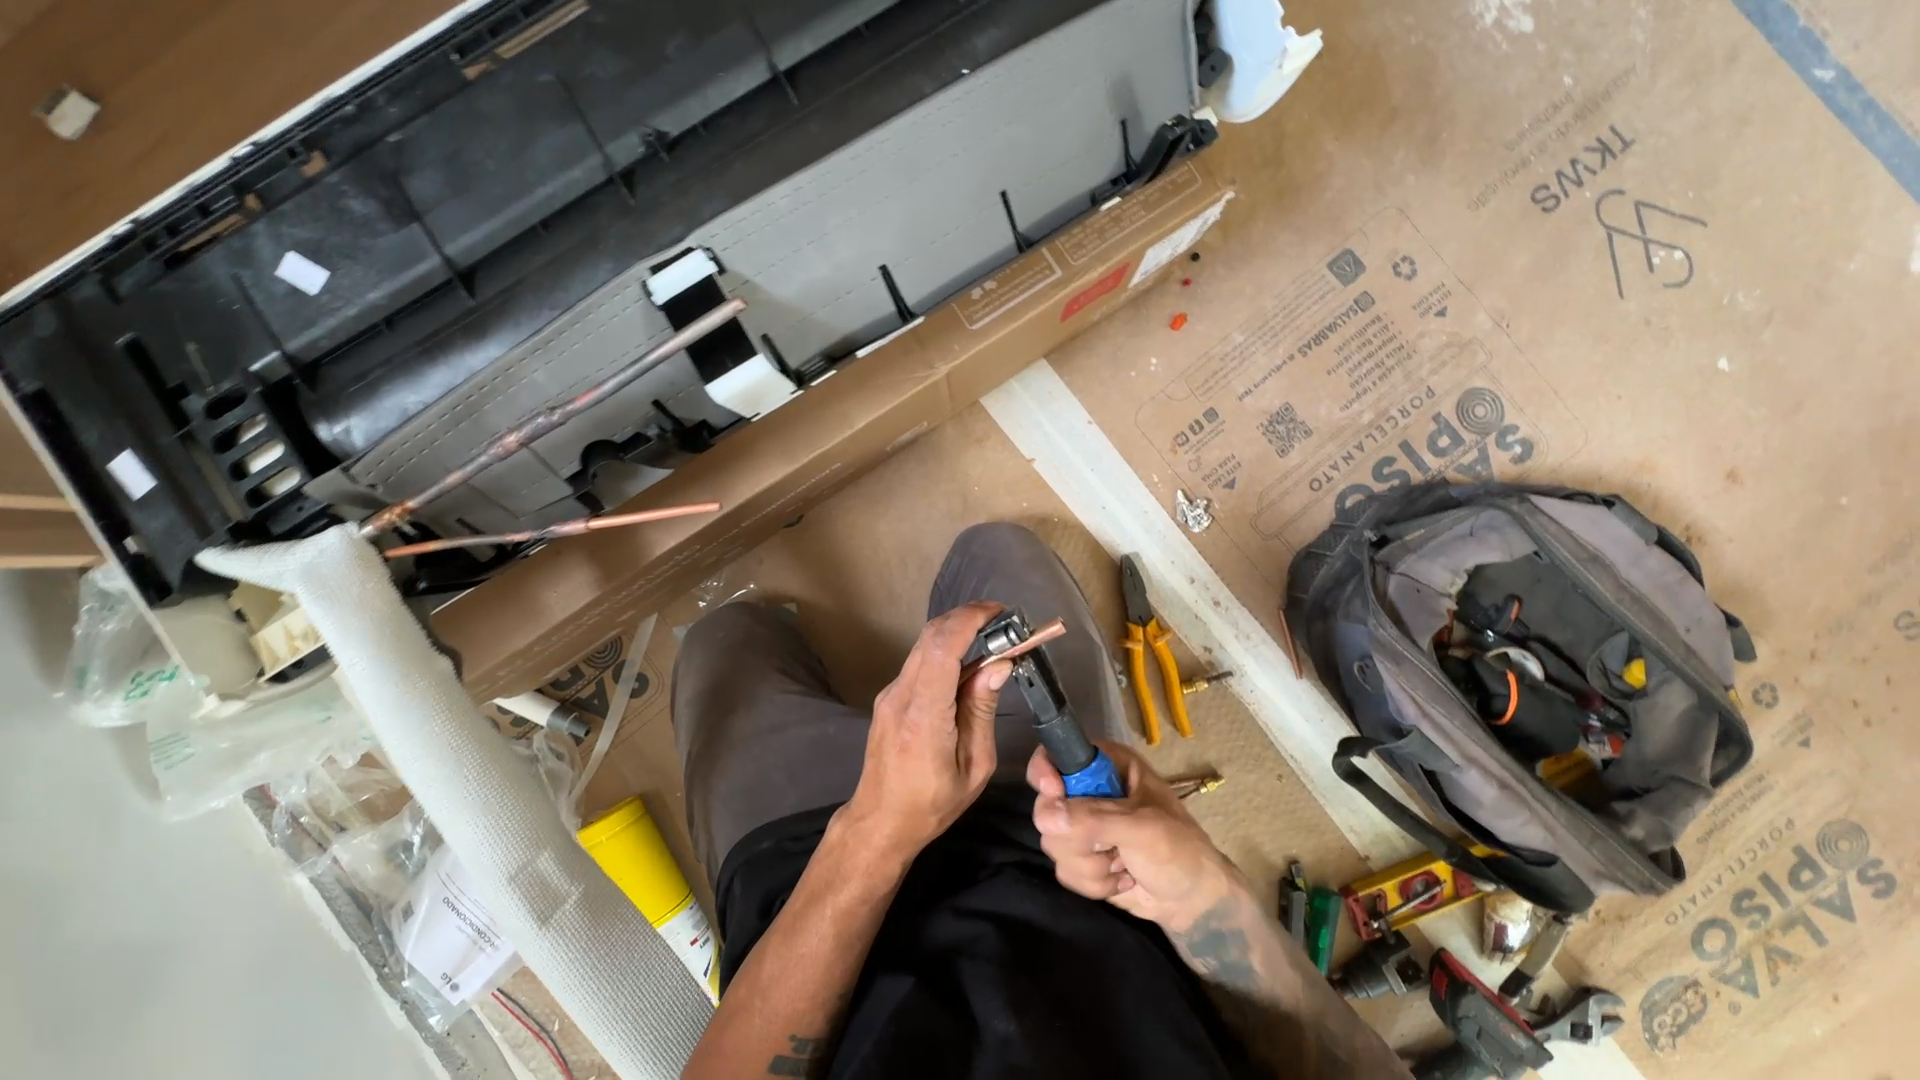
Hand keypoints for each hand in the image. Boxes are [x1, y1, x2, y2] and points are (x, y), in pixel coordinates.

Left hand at [841, 601, 1011, 862]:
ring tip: (993, 642)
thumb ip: (983, 711)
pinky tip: (970, 666)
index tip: (1000, 613)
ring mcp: (890, 694)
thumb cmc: (932, 804)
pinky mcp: (889, 698)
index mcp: (924, 715)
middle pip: (930, 636)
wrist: (880, 821)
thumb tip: (999, 665)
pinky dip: (946, 652)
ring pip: (924, 646)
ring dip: (957, 634)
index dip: (969, 620)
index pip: (941, 648)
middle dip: (968, 619)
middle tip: (1004, 623)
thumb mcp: (974, 765)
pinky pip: (919, 663)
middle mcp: (901, 695)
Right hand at [1028, 742, 1243, 932]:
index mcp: (1107, 766)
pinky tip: (1121, 879)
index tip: (1054, 794)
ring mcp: (1083, 827)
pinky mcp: (1081, 859)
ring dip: (1091, 864)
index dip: (1046, 773)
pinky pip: (1064, 870)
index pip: (1056, 755)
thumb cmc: (1179, 850)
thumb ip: (1095, 819)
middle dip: (1078, 837)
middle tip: (1110, 845)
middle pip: (1046, 807)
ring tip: (1124, 863)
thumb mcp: (1142, 828)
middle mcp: (1089, 792)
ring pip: (1054, 843)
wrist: (1195, 901)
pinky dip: (1093, 882)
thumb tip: (1047, 816)